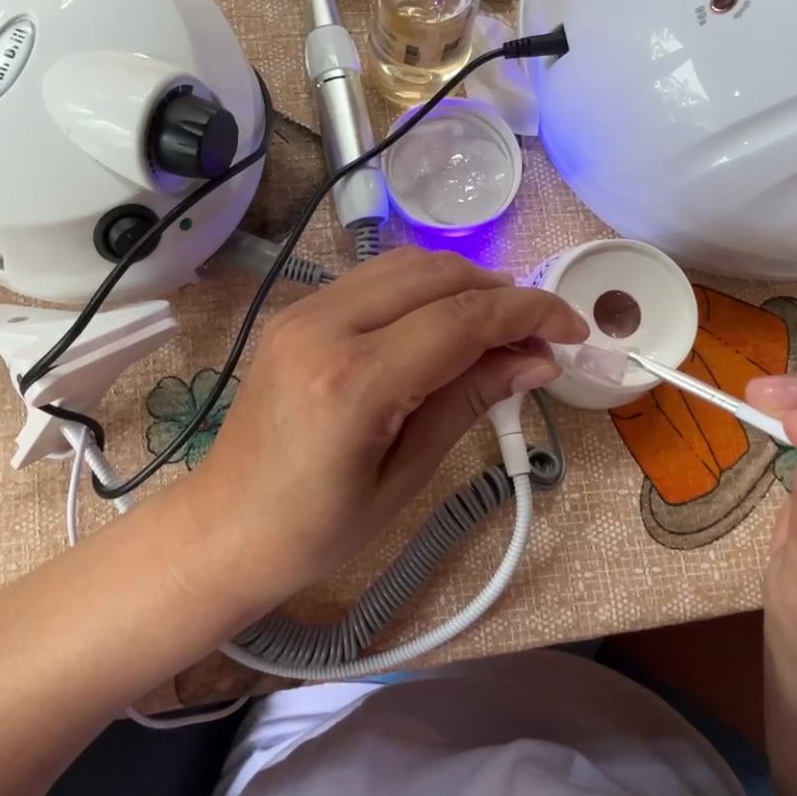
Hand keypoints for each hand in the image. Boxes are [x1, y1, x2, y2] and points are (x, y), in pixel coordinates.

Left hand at [169, 247, 587, 612]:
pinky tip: (444, 321)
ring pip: (404, 264)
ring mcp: (301, 312)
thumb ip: (466, 403)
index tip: (573, 329)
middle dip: (500, 293)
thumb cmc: (316, 531)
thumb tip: (535, 360)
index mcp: (353, 381)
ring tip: (499, 327)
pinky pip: (372, 278)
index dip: (528, 315)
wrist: (223, 527)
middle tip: (539, 335)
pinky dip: (421, 287)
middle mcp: (324, 327)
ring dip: (463, 283)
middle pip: (436, 276)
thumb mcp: (404, 477)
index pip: (460, 319)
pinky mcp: (293, 313)